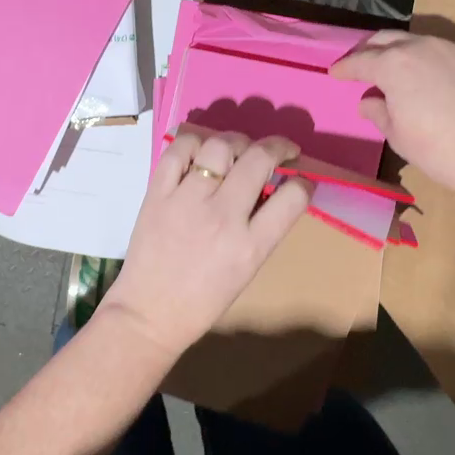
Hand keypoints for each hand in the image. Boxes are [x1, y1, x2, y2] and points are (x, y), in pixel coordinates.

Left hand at [99, 129, 311, 355]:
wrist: (150, 313)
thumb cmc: (204, 299)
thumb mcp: (248, 269)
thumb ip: (263, 229)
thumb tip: (272, 189)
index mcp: (251, 245)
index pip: (293, 196)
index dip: (304, 182)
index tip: (301, 179)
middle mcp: (222, 216)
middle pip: (259, 159)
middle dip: (279, 147)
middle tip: (281, 150)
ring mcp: (186, 201)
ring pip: (220, 146)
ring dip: (237, 141)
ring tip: (240, 149)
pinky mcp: (157, 193)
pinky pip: (178, 150)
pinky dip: (194, 142)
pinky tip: (201, 151)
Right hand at [330, 31, 454, 216]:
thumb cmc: (442, 151)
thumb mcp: (398, 137)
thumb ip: (378, 112)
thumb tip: (369, 100)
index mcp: (393, 64)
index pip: (359, 61)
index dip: (343, 69)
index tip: (333, 74)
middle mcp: (419, 46)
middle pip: (384, 39)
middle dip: (366, 51)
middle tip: (357, 67)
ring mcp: (450, 48)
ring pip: (412, 40)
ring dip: (394, 50)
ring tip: (388, 69)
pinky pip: (436, 49)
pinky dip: (420, 56)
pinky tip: (421, 75)